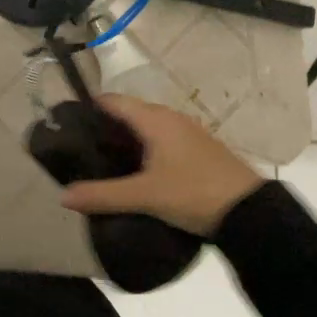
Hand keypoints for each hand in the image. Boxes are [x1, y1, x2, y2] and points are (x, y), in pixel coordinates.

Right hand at [59, 95, 265, 237]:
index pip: (112, 101)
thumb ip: (103, 195)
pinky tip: (139, 173)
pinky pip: (162, 141)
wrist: (254, 215)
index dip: (88, 108)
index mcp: (154, 119)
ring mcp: (188, 133)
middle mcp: (170, 118)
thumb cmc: (194, 193)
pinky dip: (146, 150)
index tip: (67, 125)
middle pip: (128, 114)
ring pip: (147, 128)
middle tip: (82, 149)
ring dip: (127, 141)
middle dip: (105, 128)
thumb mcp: (145, 196)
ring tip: (105, 163)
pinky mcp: (200, 151)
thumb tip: (63, 197)